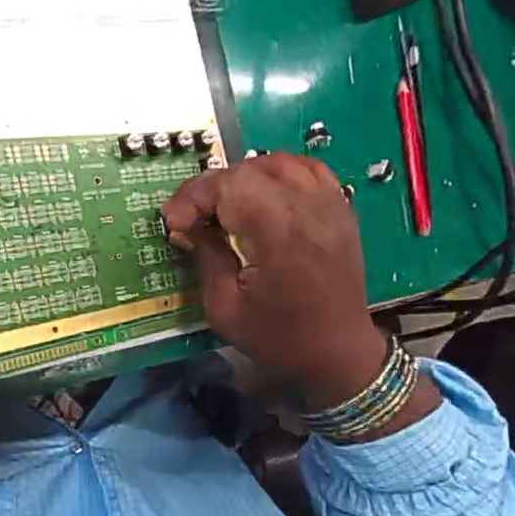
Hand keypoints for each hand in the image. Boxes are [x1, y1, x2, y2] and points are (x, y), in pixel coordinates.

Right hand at [161, 152, 436, 430]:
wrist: (337, 353)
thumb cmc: (277, 339)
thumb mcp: (224, 309)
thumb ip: (206, 258)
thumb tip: (186, 227)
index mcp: (280, 236)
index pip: (229, 185)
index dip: (193, 197)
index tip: (174, 224)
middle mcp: (309, 210)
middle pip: (249, 170)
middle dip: (211, 188)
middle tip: (192, 218)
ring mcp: (330, 205)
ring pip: (277, 162)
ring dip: (242, 177)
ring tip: (224, 206)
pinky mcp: (340, 209)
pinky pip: (306, 169)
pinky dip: (276, 174)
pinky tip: (261, 196)